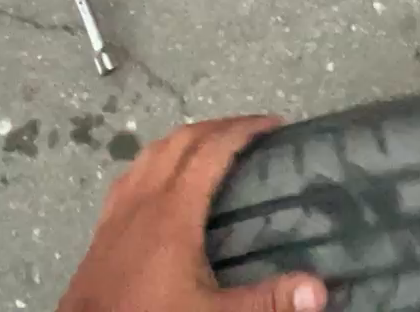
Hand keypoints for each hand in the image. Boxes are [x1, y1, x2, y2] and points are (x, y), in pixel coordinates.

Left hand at [58, 115, 327, 311]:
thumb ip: (265, 301)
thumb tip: (317, 288)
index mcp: (174, 210)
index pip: (214, 148)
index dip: (246, 128)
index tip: (274, 125)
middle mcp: (145, 198)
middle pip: (184, 138)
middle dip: (221, 125)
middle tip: (252, 132)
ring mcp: (119, 210)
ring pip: (154, 149)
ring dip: (188, 136)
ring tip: (214, 144)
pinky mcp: (102, 228)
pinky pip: (132, 172)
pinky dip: (157, 158)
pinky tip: (163, 176)